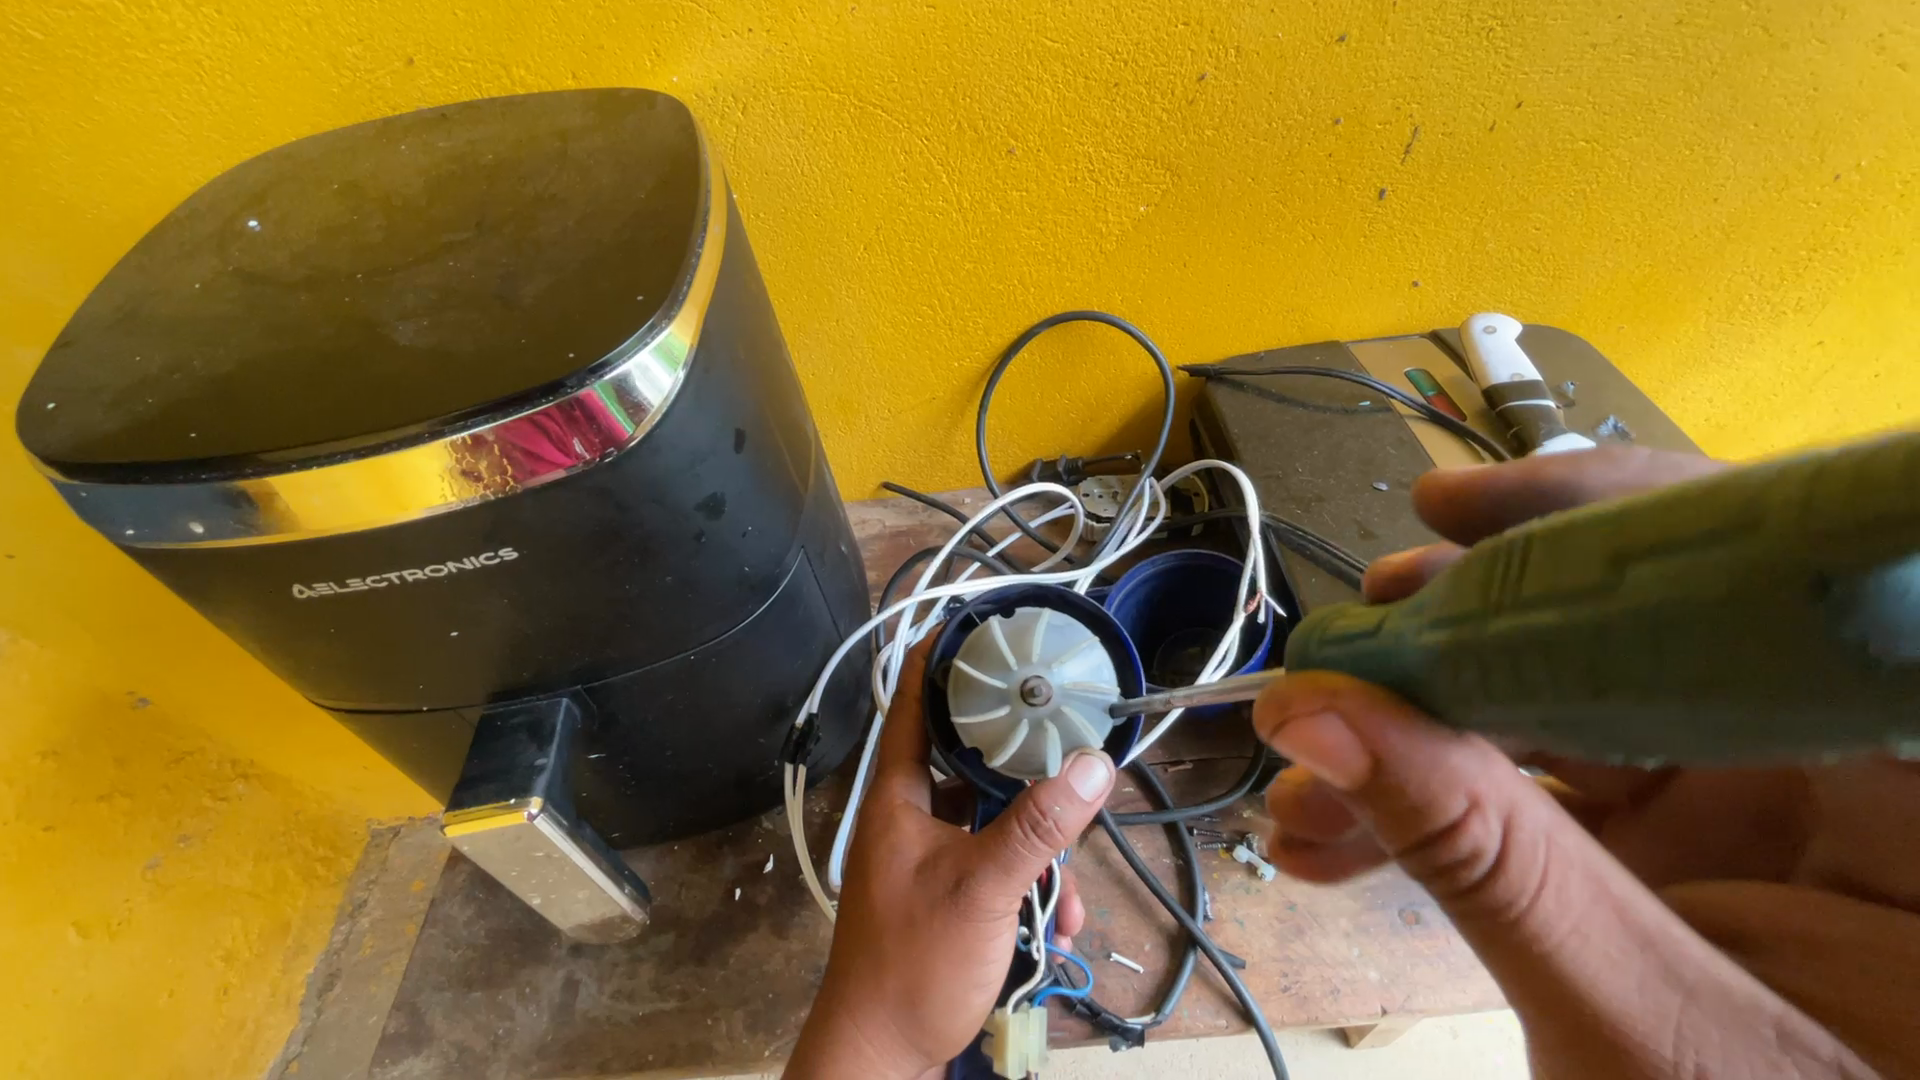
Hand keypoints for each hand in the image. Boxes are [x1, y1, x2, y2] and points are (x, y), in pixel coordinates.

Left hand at [786, 642, 1116, 1078]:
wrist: (882, 1058)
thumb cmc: (914, 964)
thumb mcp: (983, 888)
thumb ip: (1037, 826)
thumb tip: (1093, 763)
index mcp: (897, 795)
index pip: (913, 704)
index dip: (936, 658)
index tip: (973, 621)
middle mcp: (910, 813)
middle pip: (965, 755)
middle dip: (1017, 754)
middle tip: (1059, 726)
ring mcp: (928, 853)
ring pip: (990, 815)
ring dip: (1035, 839)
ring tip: (1067, 871)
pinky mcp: (947, 889)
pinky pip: (995, 862)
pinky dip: (1028, 881)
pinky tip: (1059, 918)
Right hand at [1255, 446, 1919, 1078]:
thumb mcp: (1649, 1043)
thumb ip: (1483, 860)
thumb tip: (1312, 710)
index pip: (1782, 589)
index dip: (1606, 521)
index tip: (1442, 512)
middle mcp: (1853, 776)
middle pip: (1637, 640)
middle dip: (1454, 648)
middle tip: (1339, 654)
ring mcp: (1759, 816)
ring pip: (1558, 716)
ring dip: (1409, 742)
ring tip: (1298, 791)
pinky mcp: (1676, 851)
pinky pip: (1536, 788)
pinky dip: (1430, 809)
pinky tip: (1331, 844)